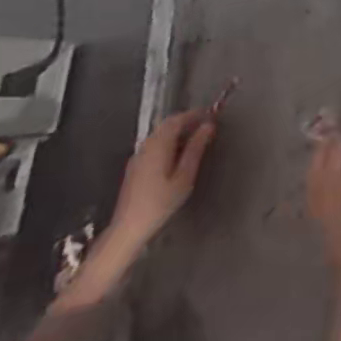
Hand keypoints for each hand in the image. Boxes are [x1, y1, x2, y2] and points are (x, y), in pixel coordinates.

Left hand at [107, 109, 215, 246]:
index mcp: (157, 147)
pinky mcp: (135, 167)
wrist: (129, 227)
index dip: (193, 114)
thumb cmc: (161, 202)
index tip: (211, 113)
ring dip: (177, 132)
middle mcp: (145, 148)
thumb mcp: (185, 176)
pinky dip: (169, 142)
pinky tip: (179, 154)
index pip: (175, 121)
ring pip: (158, 135)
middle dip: (185, 121)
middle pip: (165, 126)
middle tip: (206, 125)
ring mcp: (137, 157)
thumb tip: (208, 126)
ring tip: (197, 138)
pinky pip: (154, 145)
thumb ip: (196, 149)